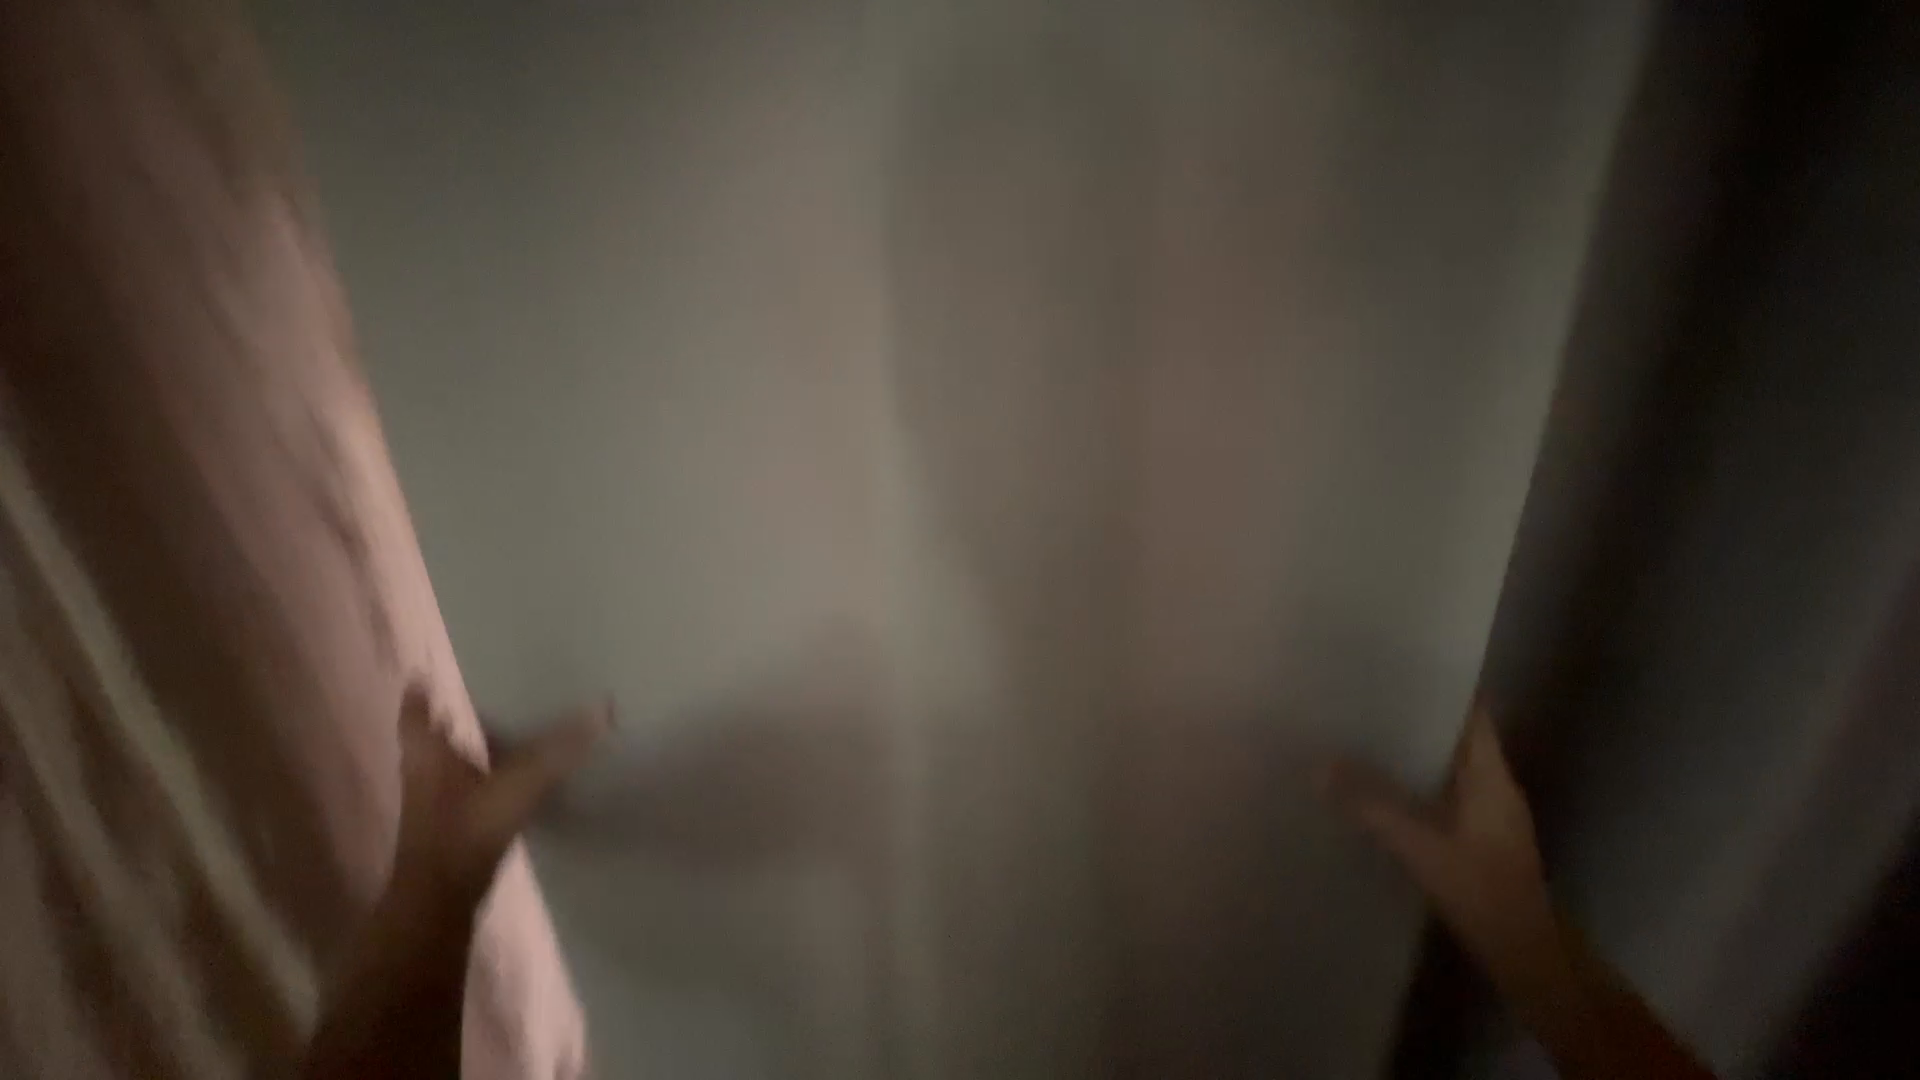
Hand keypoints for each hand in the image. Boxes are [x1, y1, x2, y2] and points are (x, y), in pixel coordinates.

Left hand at [391, 683, 612, 904]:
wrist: (438, 903)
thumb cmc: (466, 831)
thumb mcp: (520, 783)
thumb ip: (561, 748)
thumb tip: (604, 706)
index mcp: (429, 757)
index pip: (416, 717)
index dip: (418, 696)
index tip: (422, 675)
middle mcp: (426, 776)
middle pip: (434, 740)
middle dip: (451, 720)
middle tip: (480, 695)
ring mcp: (436, 806)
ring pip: (451, 767)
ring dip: (470, 750)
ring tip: (504, 729)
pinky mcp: (454, 830)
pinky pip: (470, 791)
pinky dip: (486, 779)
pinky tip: (514, 778)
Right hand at [1318, 704, 1556, 962]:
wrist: (1523, 953)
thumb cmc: (1480, 890)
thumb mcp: (1418, 846)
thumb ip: (1370, 805)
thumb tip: (1318, 766)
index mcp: (1491, 777)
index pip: (1473, 714)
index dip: (1444, 686)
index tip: (1403, 665)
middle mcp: (1493, 786)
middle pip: (1456, 735)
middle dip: (1416, 714)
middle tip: (1366, 694)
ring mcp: (1486, 812)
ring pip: (1445, 763)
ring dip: (1412, 747)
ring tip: (1362, 729)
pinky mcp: (1474, 834)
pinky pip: (1439, 789)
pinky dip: (1412, 778)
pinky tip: (1377, 781)